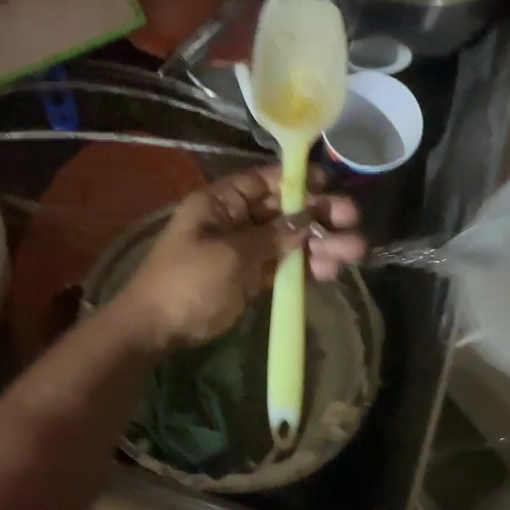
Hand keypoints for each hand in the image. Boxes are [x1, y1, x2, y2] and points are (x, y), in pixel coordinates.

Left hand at [113, 165, 365, 352]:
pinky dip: (305, 268)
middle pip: (283, 210)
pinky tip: (332, 270)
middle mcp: (235, 220)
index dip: (298, 180)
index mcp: (221, 202)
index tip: (332, 185)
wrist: (155, 329)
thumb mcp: (231, 254)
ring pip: (288, 240)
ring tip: (355, 252)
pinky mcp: (249, 278)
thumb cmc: (187, 282)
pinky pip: (283, 266)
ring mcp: (243, 250)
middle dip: (318, 215)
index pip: (264, 180)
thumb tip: (308, 218)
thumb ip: (272, 236)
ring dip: (320, 244)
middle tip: (353, 221)